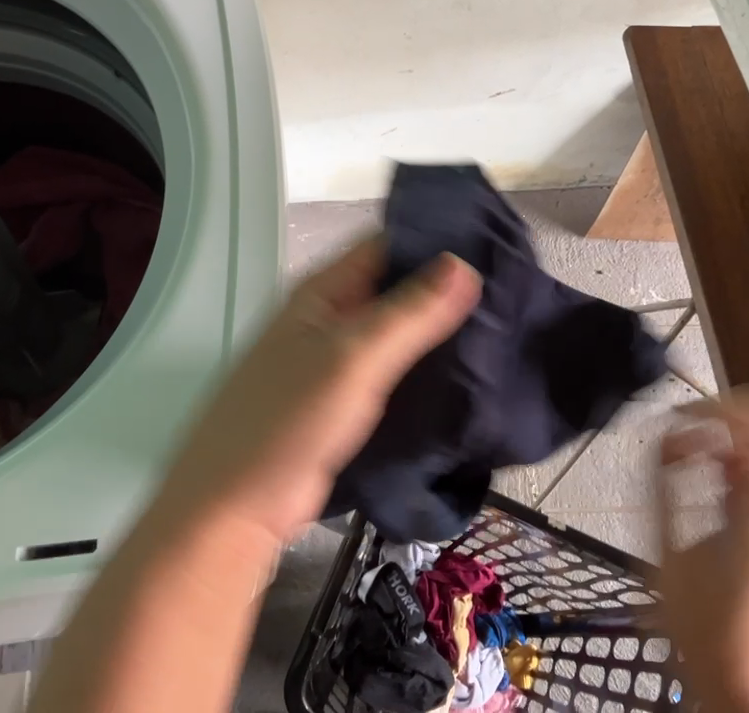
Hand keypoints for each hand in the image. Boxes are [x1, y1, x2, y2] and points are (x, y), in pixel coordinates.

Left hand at [151, 237, 481, 547]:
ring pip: (398, 332)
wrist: (237, 507)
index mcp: (323, 291)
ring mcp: (337, 359)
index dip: (438, 241)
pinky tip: (469, 372)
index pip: (388, 244)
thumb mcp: (353, 359)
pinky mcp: (346, 400)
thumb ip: (410, 312)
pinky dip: (426, 368)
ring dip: (440, 331)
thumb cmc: (288, 421)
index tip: (496, 246)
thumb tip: (465, 263)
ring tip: (503, 328)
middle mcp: (330, 316)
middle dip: (447, 288)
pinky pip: (394, 371)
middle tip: (511, 291)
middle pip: (396, 287)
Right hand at [655, 385, 748, 712]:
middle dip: (738, 403)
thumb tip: (665, 439)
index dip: (717, 408)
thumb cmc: (702, 619)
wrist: (743, 665)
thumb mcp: (669, 552)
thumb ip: (665, 489)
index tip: (679, 417)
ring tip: (707, 430)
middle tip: (697, 414)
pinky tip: (718, 457)